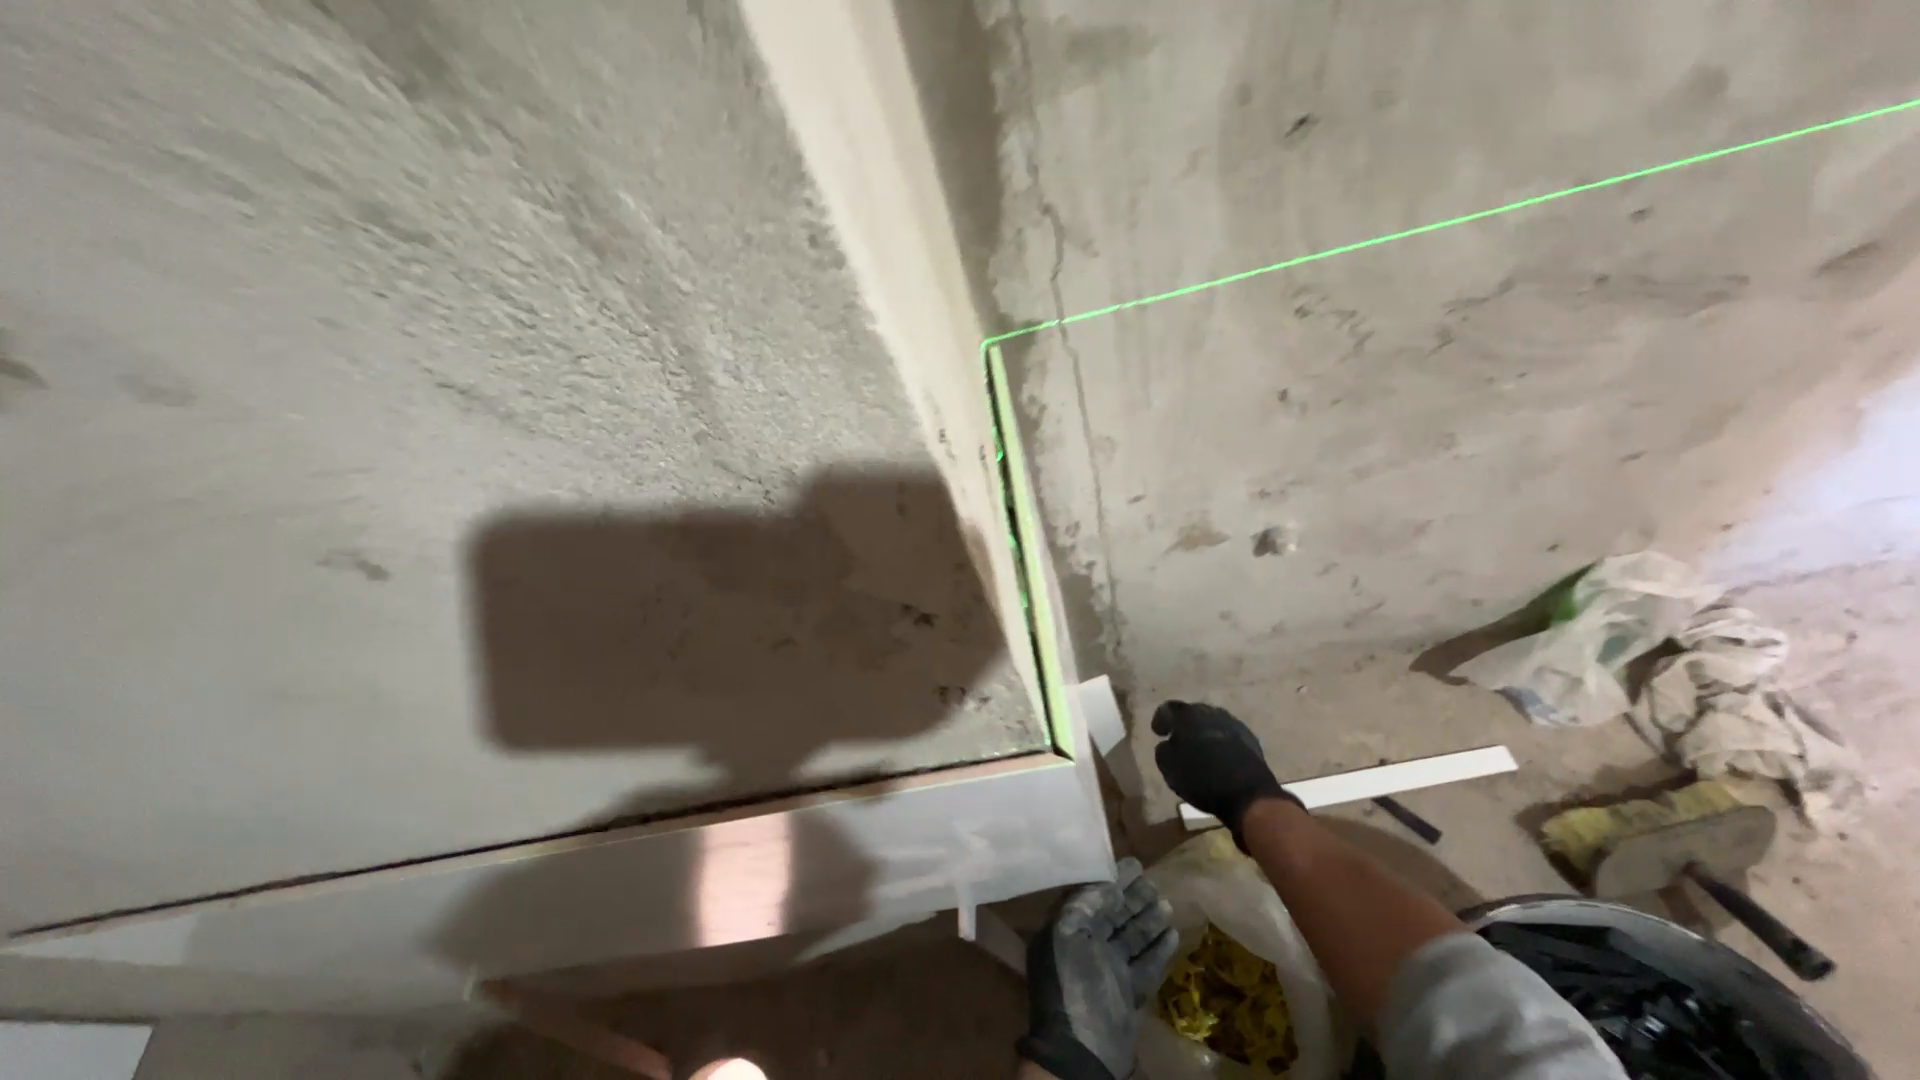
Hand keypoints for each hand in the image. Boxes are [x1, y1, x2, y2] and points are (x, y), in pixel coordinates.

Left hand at [1018, 857, 1178, 1079]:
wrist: (1082, 1048)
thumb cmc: (1070, 984)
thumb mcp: (1066, 935)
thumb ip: (1083, 905)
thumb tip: (1104, 883)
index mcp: (1065, 932)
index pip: (1090, 897)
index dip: (1111, 880)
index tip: (1133, 863)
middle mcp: (1086, 948)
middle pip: (1113, 915)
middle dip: (1132, 898)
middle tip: (1153, 883)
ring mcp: (1108, 971)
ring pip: (1131, 938)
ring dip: (1148, 920)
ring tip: (1166, 904)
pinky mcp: (1128, 993)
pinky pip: (1146, 964)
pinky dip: (1158, 948)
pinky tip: (1173, 933)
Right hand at [1150, 700, 1298, 847]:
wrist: (1248, 795)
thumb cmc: (1201, 780)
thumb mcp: (1169, 769)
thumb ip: (1163, 752)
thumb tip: (1167, 744)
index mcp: (1188, 716)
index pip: (1168, 709)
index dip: (1160, 720)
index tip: (1158, 733)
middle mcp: (1211, 713)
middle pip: (1193, 712)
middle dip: (1184, 724)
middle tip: (1177, 738)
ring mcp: (1234, 724)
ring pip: (1212, 722)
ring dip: (1203, 731)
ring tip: (1198, 748)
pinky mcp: (1250, 739)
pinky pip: (1228, 734)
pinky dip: (1219, 741)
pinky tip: (1218, 757)